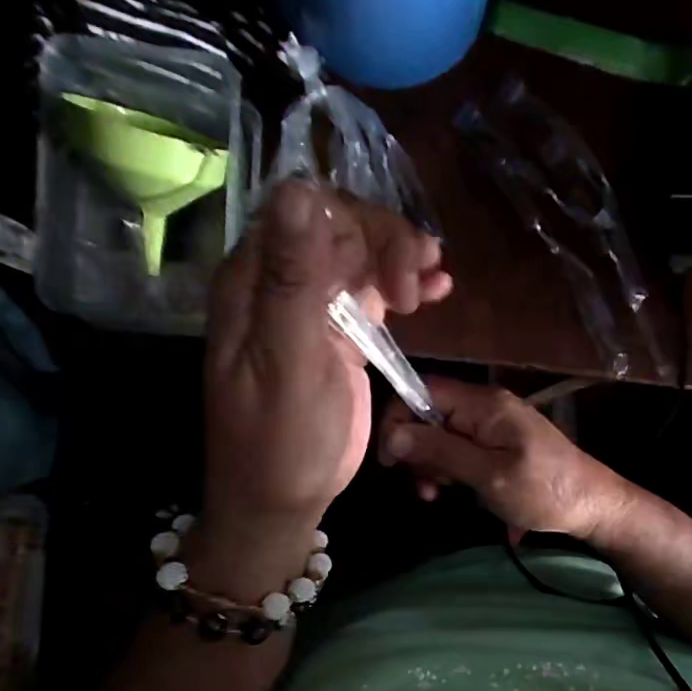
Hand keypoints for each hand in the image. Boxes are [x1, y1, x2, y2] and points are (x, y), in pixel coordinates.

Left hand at [198, 183, 449, 590]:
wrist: (282, 500)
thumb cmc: (279, 442)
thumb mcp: (287, 364)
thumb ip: (293, 281)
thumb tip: (298, 190)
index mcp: (253, 281)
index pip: (303, 209)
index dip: (352, 223)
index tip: (390, 270)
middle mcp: (280, 284)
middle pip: (339, 226)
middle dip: (385, 243)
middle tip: (416, 290)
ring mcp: (313, 307)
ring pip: (361, 254)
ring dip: (401, 257)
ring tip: (435, 279)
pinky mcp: (340, 334)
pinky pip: (374, 292)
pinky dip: (406, 285)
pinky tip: (438, 290)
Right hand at [377, 377, 636, 543]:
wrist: (593, 505)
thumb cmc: (543, 490)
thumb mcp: (488, 475)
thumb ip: (440, 452)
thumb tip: (392, 435)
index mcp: (484, 404)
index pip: (422, 390)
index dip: (397, 419)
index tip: (390, 459)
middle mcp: (485, 405)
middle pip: (428, 413)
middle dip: (415, 448)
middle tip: (423, 488)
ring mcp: (493, 423)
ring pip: (441, 433)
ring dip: (430, 463)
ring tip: (437, 494)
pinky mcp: (499, 442)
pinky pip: (460, 446)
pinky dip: (449, 467)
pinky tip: (453, 490)